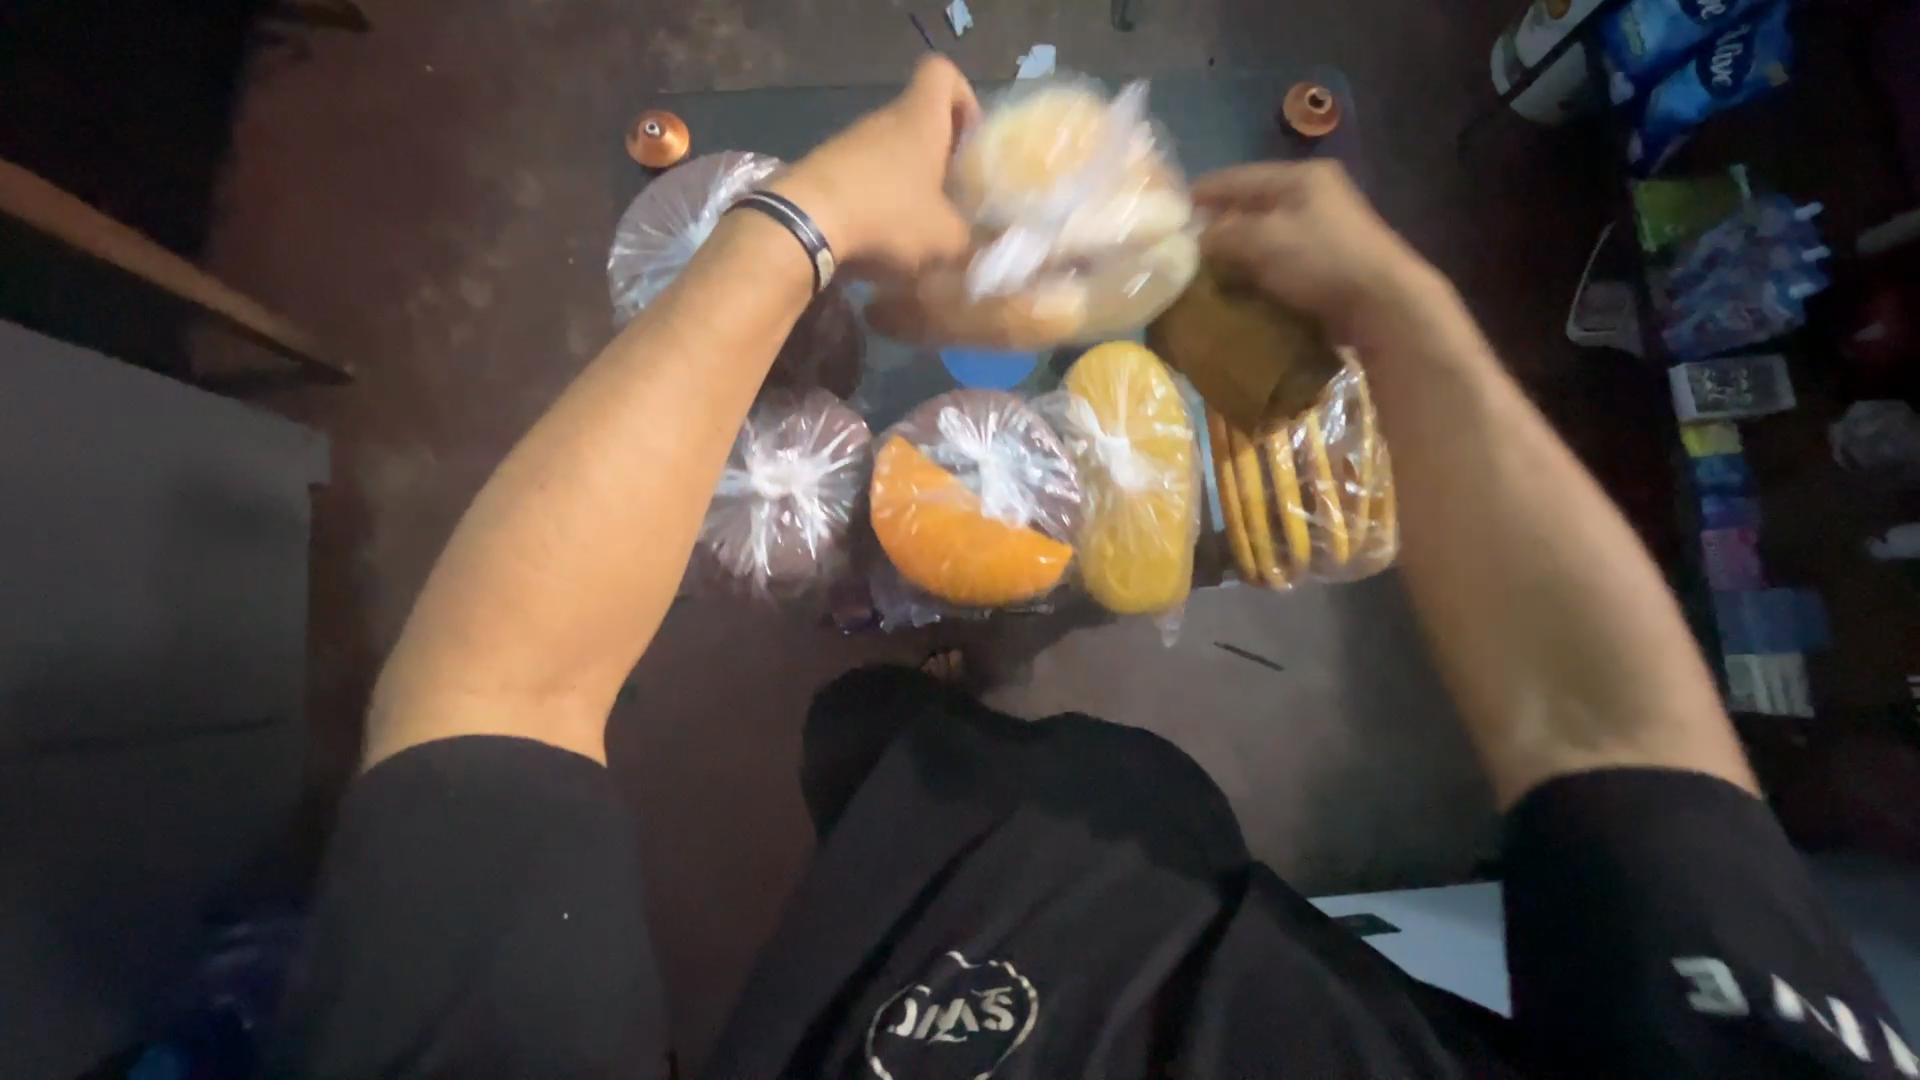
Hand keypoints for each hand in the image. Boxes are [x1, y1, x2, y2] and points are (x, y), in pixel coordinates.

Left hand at [768, 56, 980, 276]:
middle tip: (951, 200)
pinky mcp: (824, 171)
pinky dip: (875, 203)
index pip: (942, 74)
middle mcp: (883, 121)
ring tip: (916, 230)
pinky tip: (879, 240)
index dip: (962, 98)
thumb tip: (980, 246)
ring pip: (889, 155)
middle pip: (917, 122)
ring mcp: (849, 144)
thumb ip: (970, 239)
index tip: (970, 139)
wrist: (806, 225)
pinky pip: (862, 180)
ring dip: (905, 186)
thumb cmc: (888, 216)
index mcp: (920, 119)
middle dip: (937, 158)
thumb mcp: (945, 238)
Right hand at [1192, 161, 1439, 341]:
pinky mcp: (1323, 260)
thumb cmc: (1320, 261)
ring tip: (1200, 269)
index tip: (1167, 213)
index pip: (1236, 177)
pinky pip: (1274, 258)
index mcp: (1300, 177)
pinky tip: (1233, 284)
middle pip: (1248, 205)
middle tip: (1180, 247)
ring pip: (1261, 233)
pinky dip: (1251, 268)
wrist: (1380, 302)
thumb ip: (1221, 235)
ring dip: (1232, 250)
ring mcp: (1320, 228)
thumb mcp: (1262, 241)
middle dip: (1214, 224)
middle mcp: (1311, 195)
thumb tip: (1191, 239)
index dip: (1200, 193)